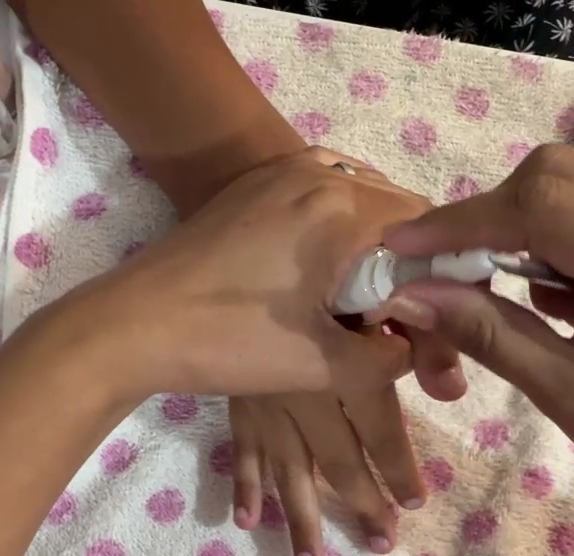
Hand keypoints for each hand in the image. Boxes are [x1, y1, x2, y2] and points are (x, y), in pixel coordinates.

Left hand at [32, 149, 462, 555]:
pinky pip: (320, 206)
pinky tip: (323, 288)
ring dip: (373, 258)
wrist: (131, 326)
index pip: (429, 233)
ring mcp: (279, 174)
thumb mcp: (320, 366)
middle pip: (397, 216)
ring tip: (363, 314)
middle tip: (400, 329)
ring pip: (359, 209)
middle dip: (408, 272)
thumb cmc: (227, 344)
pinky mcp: (252, 189)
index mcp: (343, 207)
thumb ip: (387, 359)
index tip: (434, 332)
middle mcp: (318, 170)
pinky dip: (337, 244)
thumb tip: (413, 347)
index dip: (443, 285)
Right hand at [378, 145, 573, 540]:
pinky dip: (561, 237)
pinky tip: (561, 296)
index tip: (400, 245)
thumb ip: (484, 330)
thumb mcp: (561, 391)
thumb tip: (404, 293)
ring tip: (510, 294)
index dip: (462, 223)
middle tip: (445, 273)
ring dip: (524, 227)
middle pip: (560, 173)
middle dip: (489, 219)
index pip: (544, 206)